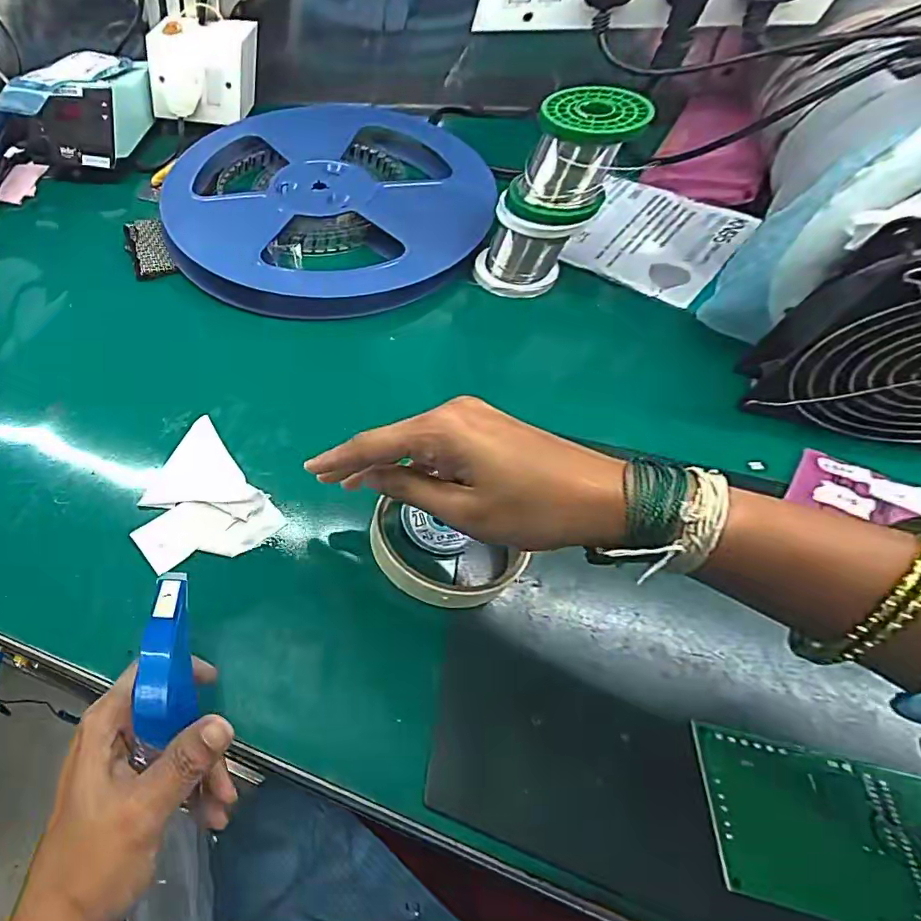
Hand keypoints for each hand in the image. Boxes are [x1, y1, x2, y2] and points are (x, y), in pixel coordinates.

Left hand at [0, 658, 235, 920]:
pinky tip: (208, 818)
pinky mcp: (126, 788)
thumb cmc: (95, 856)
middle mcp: (110, 734)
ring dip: (200, 775)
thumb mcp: (144, 808)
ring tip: (221, 812)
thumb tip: (221, 721)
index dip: (177, 671)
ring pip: (170, 747)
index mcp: (103, 725)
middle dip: (200, 744)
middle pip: (165, 715)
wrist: (63, 914)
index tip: (215, 683)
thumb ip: (182, 763)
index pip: (142, 675)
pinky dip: (187, 791)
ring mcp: (118, 762)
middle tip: (226, 782)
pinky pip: (164, 774)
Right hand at [305, 396, 628, 551]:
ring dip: (385, 459)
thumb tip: (371, 475)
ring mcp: (470, 414)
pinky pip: (433, 439)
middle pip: (390, 437)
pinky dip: (412, 457)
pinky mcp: (485, 423)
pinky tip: (399, 472)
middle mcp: (450, 412)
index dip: (340, 459)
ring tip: (356, 481)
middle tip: (328, 479)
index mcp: (441, 429)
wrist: (609, 496)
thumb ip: (408, 488)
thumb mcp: (463, 509)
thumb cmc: (533, 509)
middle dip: (358, 459)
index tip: (311, 470)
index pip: (374, 443)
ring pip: (411, 438)